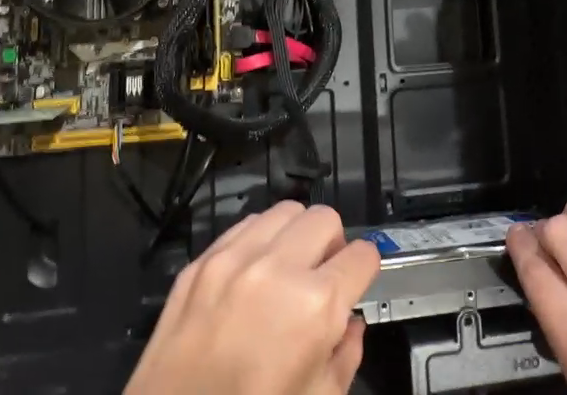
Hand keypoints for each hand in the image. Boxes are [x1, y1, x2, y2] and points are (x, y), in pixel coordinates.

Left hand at [126, 200, 380, 394]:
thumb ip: (345, 355)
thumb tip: (349, 326)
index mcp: (315, 303)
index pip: (363, 254)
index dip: (365, 270)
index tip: (358, 281)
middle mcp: (276, 267)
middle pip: (325, 218)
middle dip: (333, 244)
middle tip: (324, 274)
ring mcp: (233, 259)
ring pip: (284, 211)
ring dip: (295, 234)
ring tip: (288, 268)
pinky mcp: (200, 262)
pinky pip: (243, 226)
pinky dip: (258, 240)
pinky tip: (254, 272)